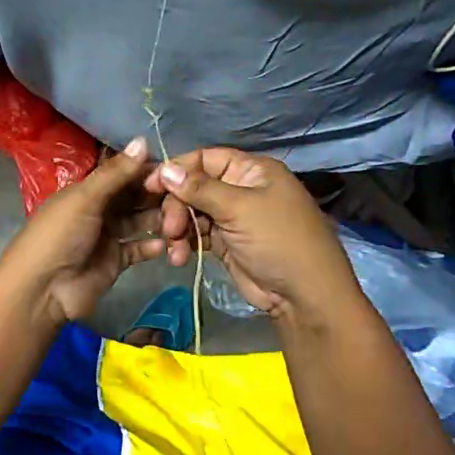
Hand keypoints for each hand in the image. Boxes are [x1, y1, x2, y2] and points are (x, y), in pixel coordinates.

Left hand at [0, 137, 167, 326]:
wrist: (43, 289)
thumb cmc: (59, 236)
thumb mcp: (85, 199)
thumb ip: (116, 173)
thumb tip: (144, 140)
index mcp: (88, 190)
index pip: (125, 175)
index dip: (148, 174)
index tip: (175, 176)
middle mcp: (100, 209)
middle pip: (136, 198)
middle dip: (159, 198)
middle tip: (183, 203)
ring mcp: (108, 236)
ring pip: (141, 222)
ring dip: (160, 222)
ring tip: (179, 226)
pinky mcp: (115, 261)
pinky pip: (139, 249)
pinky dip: (152, 247)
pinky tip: (166, 247)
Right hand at [145, 147, 368, 327]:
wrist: (303, 296)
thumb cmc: (278, 240)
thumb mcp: (239, 209)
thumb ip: (199, 188)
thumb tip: (164, 169)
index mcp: (251, 171)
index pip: (204, 159)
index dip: (176, 170)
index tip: (150, 186)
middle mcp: (240, 188)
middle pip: (193, 186)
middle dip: (176, 206)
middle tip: (168, 228)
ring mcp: (232, 216)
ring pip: (191, 211)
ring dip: (177, 228)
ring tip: (174, 246)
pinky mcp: (225, 241)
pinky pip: (196, 234)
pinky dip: (184, 243)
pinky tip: (179, 257)